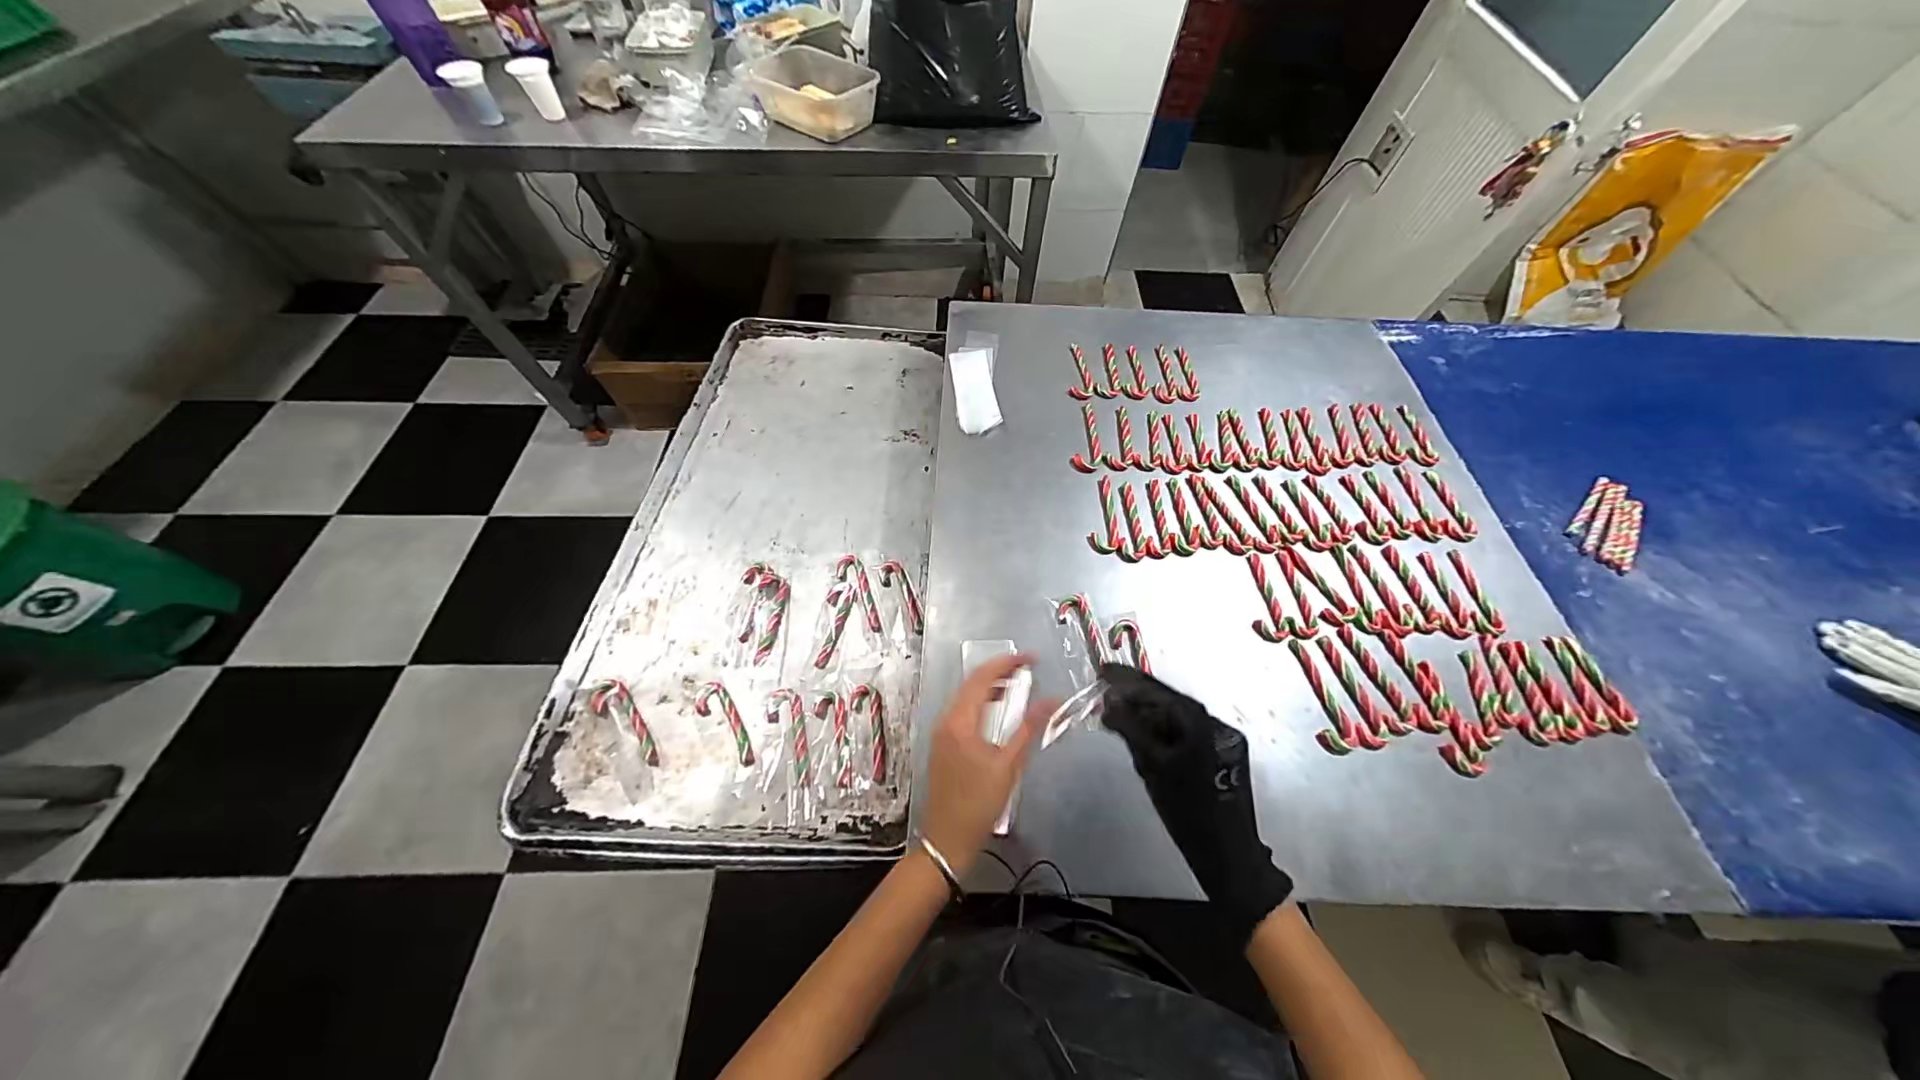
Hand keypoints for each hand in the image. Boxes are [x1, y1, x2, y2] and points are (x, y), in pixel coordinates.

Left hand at [921, 653, 1052, 876]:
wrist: (947, 839)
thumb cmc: (978, 805)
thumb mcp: (1009, 766)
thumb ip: (1029, 729)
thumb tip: (1051, 701)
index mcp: (960, 722)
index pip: (982, 678)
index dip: (1007, 663)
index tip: (1031, 658)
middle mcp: (946, 721)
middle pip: (971, 683)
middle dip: (1000, 670)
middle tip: (1027, 667)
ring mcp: (941, 733)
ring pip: (966, 697)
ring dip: (990, 686)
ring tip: (1018, 683)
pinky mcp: (943, 744)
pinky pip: (962, 711)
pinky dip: (981, 702)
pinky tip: (998, 709)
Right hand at [1100, 663, 1292, 944]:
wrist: (1229, 854)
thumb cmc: (1188, 813)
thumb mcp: (1152, 768)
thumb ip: (1130, 730)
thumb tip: (1108, 701)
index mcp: (1201, 723)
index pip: (1158, 692)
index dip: (1128, 680)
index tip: (1102, 671)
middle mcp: (1216, 723)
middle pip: (1169, 700)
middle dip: (1137, 694)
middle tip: (1105, 687)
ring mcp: (1223, 736)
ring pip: (1178, 715)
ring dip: (1149, 711)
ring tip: (1118, 711)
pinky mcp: (1223, 750)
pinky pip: (1187, 730)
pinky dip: (1164, 727)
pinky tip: (1143, 731)